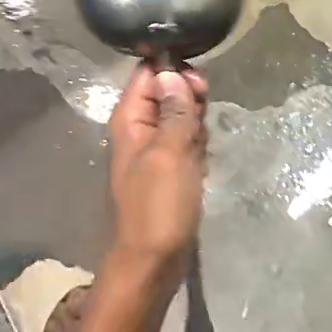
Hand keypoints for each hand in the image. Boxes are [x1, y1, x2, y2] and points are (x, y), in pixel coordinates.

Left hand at [106, 63, 208, 279]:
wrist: (154, 261)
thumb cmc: (159, 205)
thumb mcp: (170, 152)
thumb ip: (173, 110)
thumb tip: (170, 72)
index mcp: (130, 119)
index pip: (148, 73)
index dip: (174, 70)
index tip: (200, 81)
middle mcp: (140, 128)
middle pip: (167, 91)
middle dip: (190, 98)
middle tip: (202, 118)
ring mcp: (156, 148)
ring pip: (181, 115)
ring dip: (197, 124)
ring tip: (200, 146)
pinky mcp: (171, 166)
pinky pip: (188, 140)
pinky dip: (198, 145)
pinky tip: (202, 161)